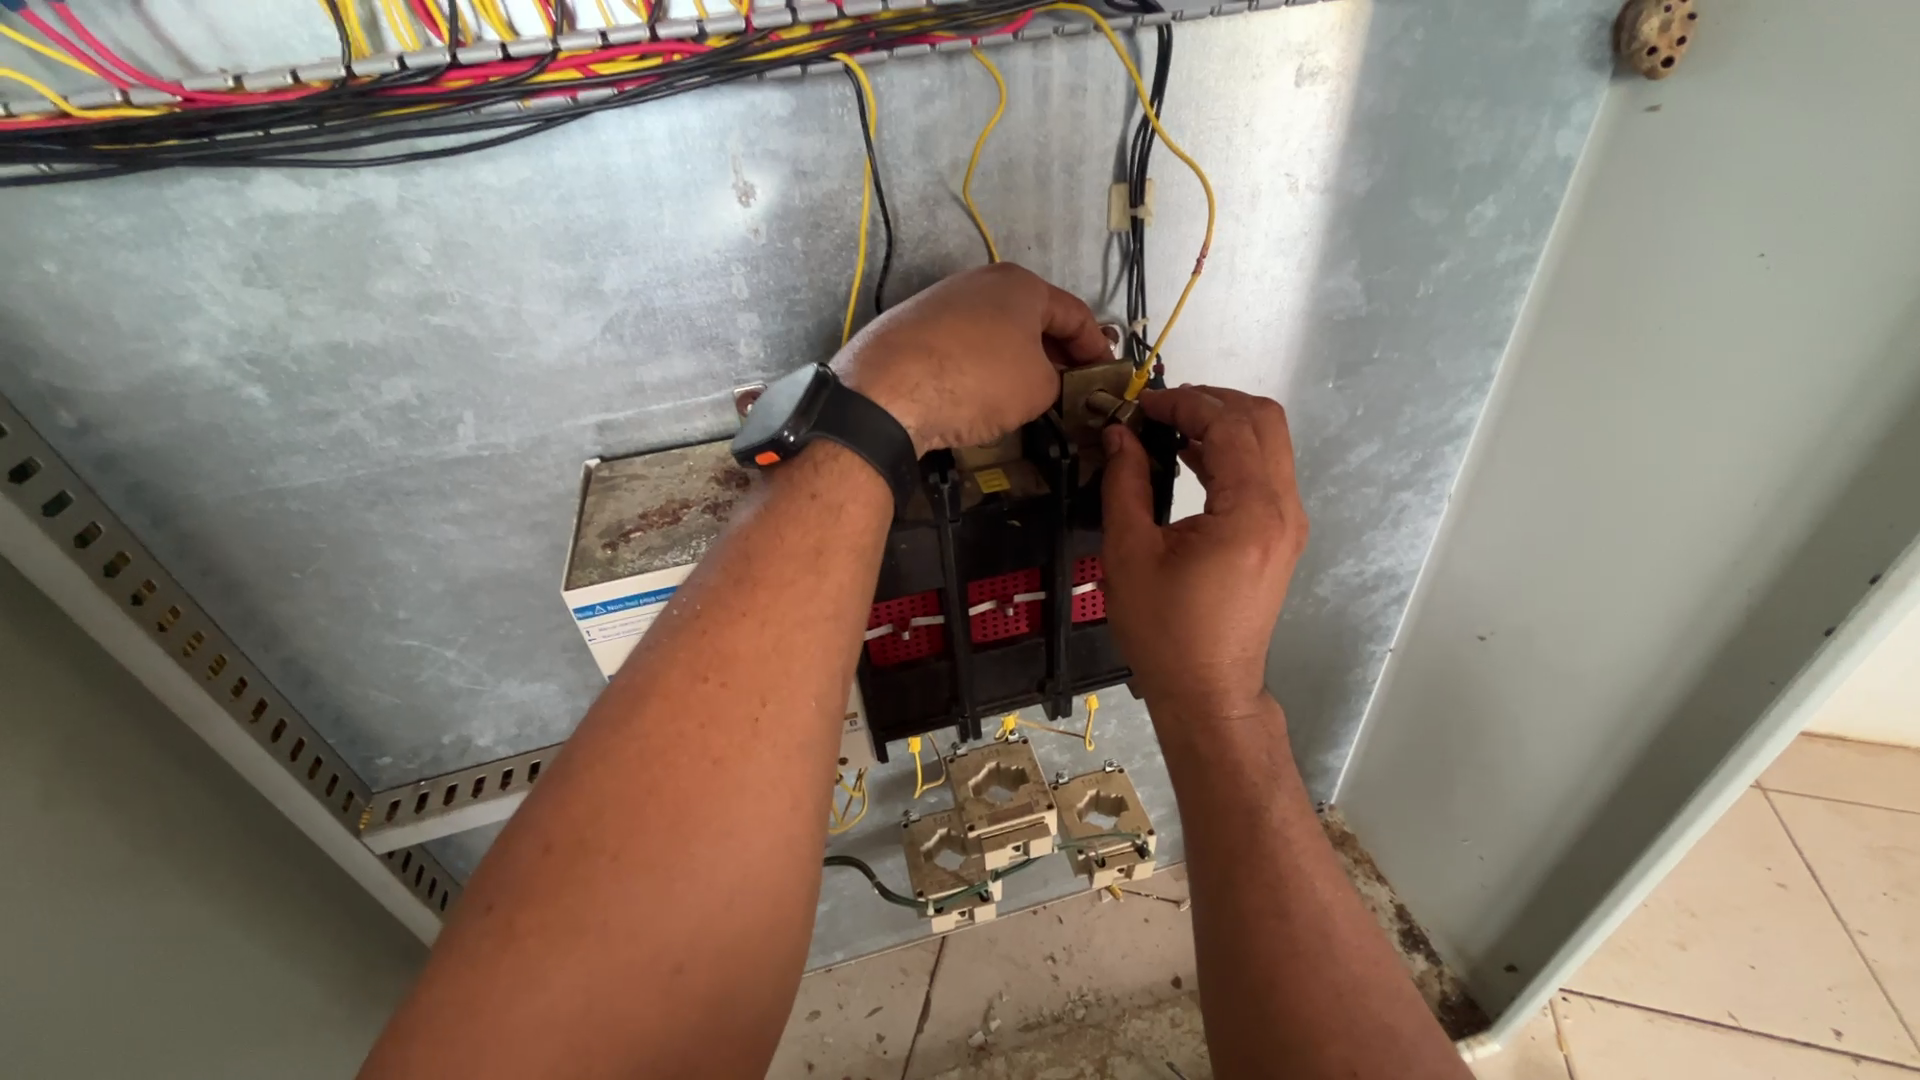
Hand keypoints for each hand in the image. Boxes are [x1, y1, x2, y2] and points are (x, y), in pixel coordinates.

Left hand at [832, 263, 1113, 453]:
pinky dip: (980, 367)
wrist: (887, 390)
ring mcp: (942, 301)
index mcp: (1022, 285)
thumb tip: (1049, 380)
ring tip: (1027, 396)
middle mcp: (981, 282)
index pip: (1076, 314)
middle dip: (1056, 354)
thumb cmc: (978, 381)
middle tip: (1070, 387)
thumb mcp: (1038, 389)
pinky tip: (979, 395)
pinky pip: (962, 347)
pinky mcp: (911, 327)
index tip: (1106, 377)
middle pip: (1033, 319)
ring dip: (1017, 361)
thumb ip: (1058, 381)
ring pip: (995, 333)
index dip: (1097, 348)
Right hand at [1101, 386, 1309, 722]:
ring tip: (1168, 429)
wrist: (1206, 690)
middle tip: (1160, 409)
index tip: (1141, 405)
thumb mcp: (1129, 553)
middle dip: (1211, 402)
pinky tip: (1190, 459)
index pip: (1229, 425)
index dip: (1183, 404)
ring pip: (1269, 444)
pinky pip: (1263, 474)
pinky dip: (1230, 454)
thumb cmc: (1164, 630)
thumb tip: (1118, 435)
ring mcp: (1288, 524)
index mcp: (1250, 513)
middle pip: (1264, 421)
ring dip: (1222, 425)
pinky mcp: (1280, 537)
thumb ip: (1125, 483)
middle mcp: (1283, 510)